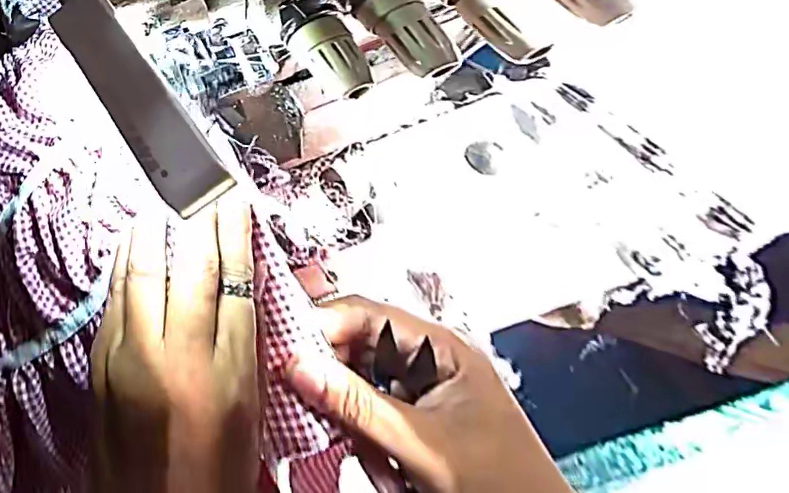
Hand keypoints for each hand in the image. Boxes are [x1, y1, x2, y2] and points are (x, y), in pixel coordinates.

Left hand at [90, 197, 258, 492]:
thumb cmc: (215, 464)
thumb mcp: (249, 402)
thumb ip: (244, 332)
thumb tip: (241, 269)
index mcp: (226, 372)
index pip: (234, 277)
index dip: (235, 229)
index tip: (234, 198)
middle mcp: (176, 356)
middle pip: (189, 263)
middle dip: (198, 218)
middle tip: (200, 192)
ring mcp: (129, 355)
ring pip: (141, 266)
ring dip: (152, 228)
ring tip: (161, 204)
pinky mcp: (99, 359)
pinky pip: (114, 291)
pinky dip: (125, 260)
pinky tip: (133, 243)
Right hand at [285, 296, 571, 492]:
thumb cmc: (504, 487)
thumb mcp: (423, 444)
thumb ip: (357, 404)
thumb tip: (297, 364)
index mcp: (439, 345)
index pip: (364, 313)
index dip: (321, 325)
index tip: (284, 346)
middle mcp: (430, 358)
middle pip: (359, 345)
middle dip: (333, 372)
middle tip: (300, 392)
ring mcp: (426, 391)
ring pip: (362, 380)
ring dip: (348, 408)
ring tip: (344, 434)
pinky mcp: (422, 421)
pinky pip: (375, 409)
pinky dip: (363, 429)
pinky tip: (368, 456)